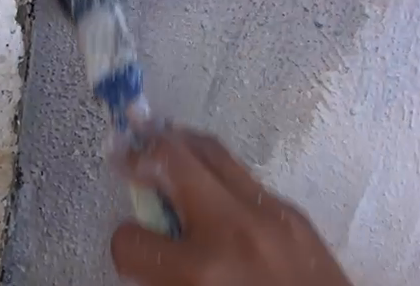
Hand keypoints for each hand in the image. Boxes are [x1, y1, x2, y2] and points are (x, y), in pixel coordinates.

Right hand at [113, 127, 352, 285]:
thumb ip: (170, 280)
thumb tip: (150, 242)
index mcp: (202, 273)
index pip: (132, 242)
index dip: (124, 244)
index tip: (130, 247)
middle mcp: (232, 231)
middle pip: (169, 157)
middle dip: (140, 155)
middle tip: (126, 156)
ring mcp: (269, 214)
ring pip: (209, 149)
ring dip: (179, 147)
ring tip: (162, 150)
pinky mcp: (295, 213)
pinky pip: (245, 178)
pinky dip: (220, 177)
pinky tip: (213, 190)